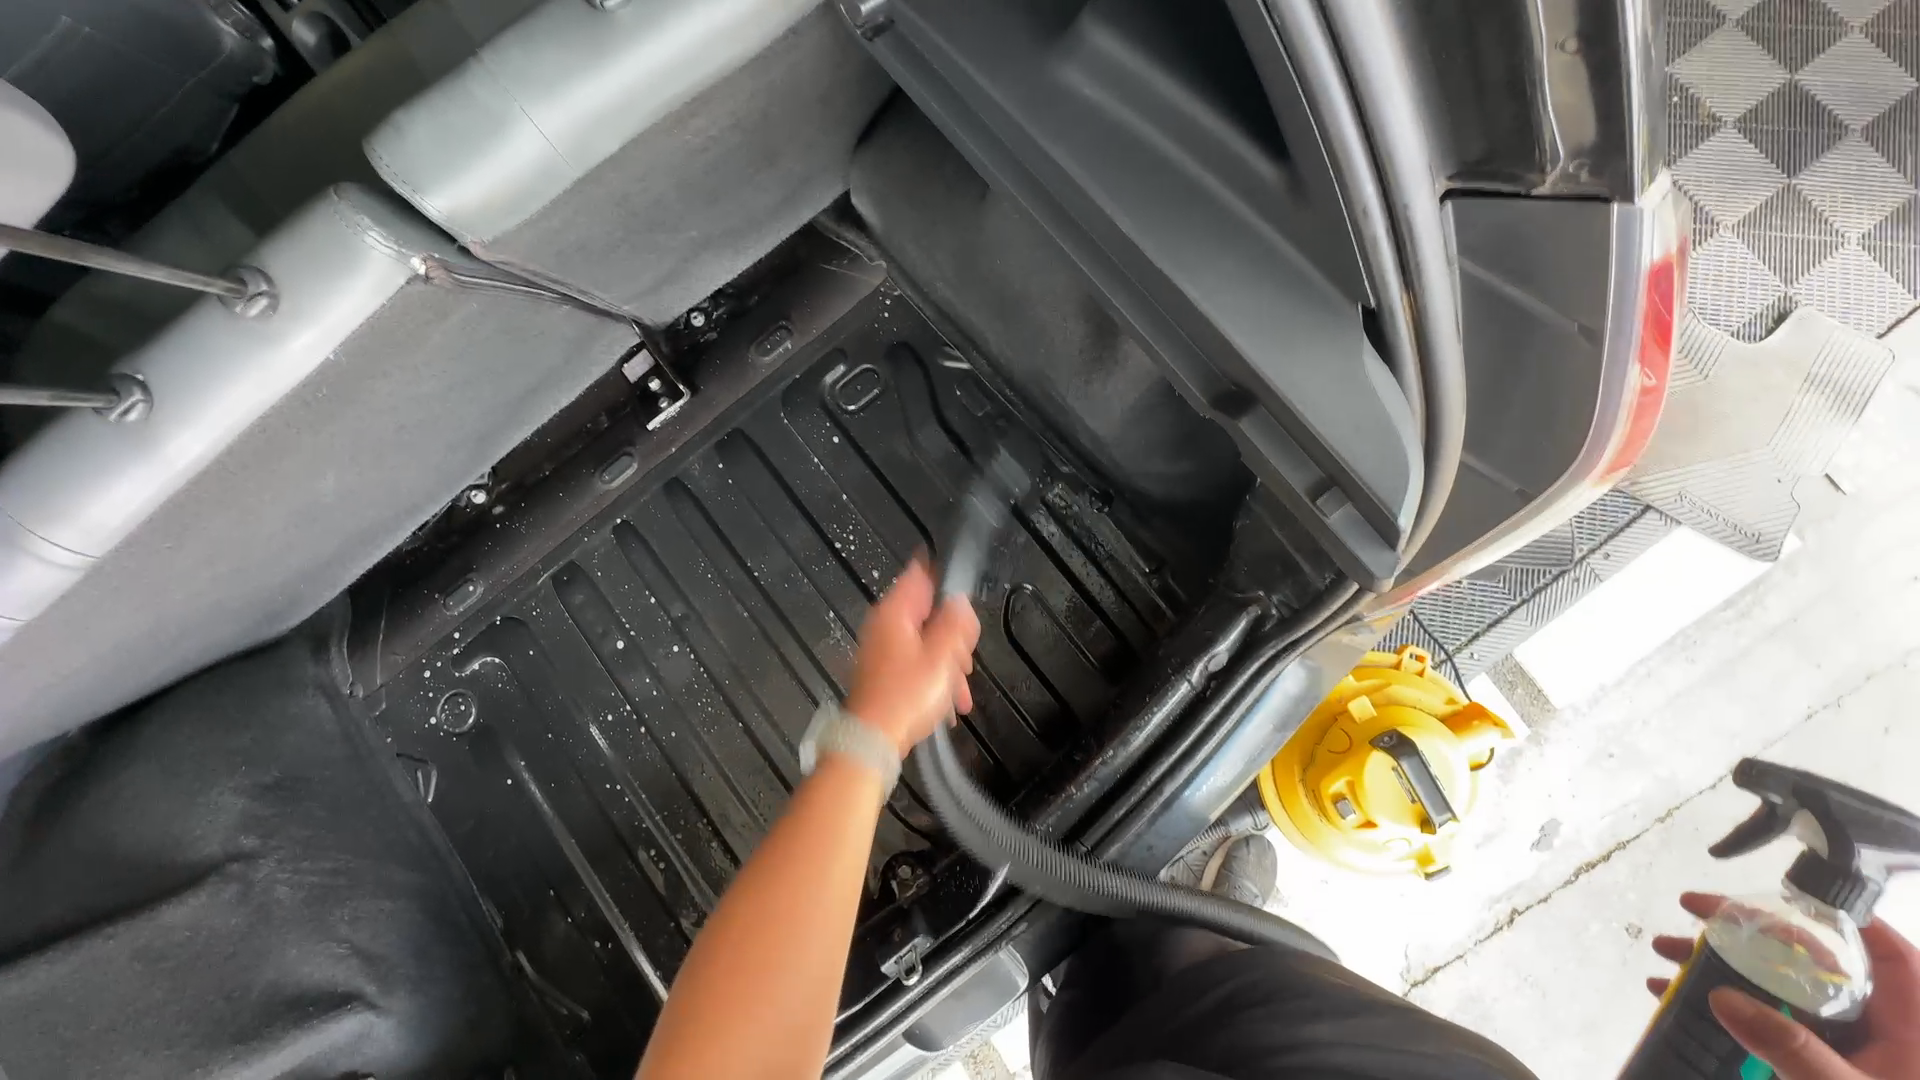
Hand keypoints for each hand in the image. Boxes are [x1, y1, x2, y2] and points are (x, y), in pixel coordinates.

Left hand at [845, 559, 980, 758]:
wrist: (873, 740)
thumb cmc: (907, 695)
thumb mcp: (942, 656)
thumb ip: (956, 623)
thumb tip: (961, 600)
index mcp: (895, 612)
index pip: (920, 575)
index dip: (945, 579)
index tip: (964, 597)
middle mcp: (884, 626)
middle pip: (928, 614)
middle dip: (953, 636)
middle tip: (964, 658)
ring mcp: (882, 651)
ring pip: (926, 643)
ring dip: (948, 663)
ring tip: (960, 692)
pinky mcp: (884, 674)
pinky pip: (916, 665)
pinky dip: (935, 679)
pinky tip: (949, 704)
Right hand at [1647, 892, 1919, 1078]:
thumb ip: (1792, 1049)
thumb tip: (1723, 996)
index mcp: (1911, 1029)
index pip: (1886, 954)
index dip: (1838, 916)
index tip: (1774, 893)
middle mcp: (1882, 1032)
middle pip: (1813, 962)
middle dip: (1745, 936)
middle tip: (1689, 914)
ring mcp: (1848, 1052)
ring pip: (1780, 990)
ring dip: (1720, 967)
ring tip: (1665, 955)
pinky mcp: (1818, 1068)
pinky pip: (1767, 1024)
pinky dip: (1722, 1007)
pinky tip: (1677, 999)